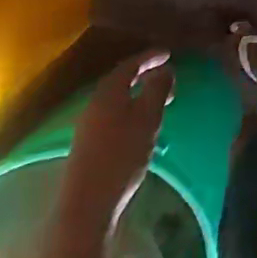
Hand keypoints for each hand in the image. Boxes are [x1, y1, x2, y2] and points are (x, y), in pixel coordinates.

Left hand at [60, 50, 174, 223]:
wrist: (87, 204)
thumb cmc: (122, 155)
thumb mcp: (149, 118)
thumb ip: (157, 90)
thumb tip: (165, 69)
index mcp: (108, 93)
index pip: (130, 65)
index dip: (150, 57)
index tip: (169, 53)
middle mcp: (94, 104)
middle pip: (121, 81)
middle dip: (145, 76)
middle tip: (168, 78)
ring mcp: (88, 125)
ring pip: (117, 99)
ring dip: (138, 95)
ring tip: (160, 102)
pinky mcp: (87, 144)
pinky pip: (113, 115)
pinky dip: (130, 110)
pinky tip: (141, 125)